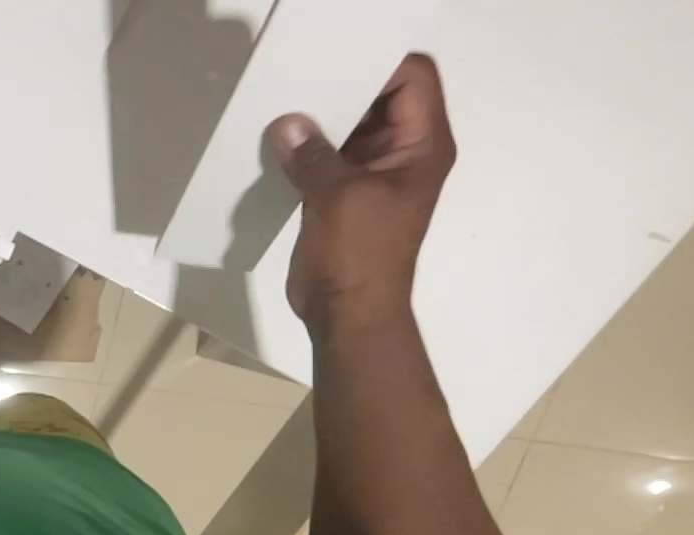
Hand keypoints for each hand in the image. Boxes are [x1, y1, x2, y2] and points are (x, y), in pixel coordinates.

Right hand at [268, 53, 455, 327]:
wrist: (348, 313)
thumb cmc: (360, 254)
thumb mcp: (339, 198)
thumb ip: (313, 158)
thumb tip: (286, 124)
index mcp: (421, 145)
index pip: (411, 79)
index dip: (377, 64)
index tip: (330, 62)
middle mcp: (399, 154)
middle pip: (376, 102)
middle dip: (337, 92)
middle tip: (294, 84)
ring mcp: (367, 179)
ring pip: (344, 135)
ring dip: (314, 127)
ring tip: (276, 115)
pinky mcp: (338, 202)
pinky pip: (322, 166)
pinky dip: (301, 157)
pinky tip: (272, 152)